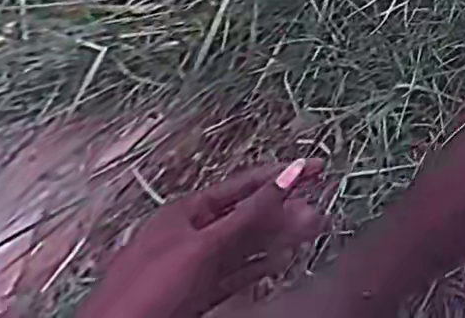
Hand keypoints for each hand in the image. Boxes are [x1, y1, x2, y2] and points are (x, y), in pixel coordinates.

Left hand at [78, 161, 326, 317]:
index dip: (283, 174)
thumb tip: (294, 171)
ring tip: (310, 233)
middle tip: (317, 210)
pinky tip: (279, 263)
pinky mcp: (189, 298)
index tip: (317, 168)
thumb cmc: (147, 296)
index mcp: (184, 213)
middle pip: (246, 215)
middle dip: (284, 211)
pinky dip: (256, 266)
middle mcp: (186, 235)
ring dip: (276, 239)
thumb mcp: (206, 247)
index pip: (245, 184)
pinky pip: (231, 274)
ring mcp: (186, 268)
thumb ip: (253, 210)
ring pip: (242, 245)